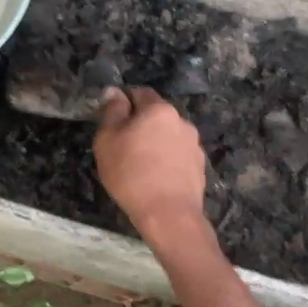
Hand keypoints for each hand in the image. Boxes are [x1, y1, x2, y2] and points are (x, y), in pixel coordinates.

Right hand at [94, 88, 218, 260]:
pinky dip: (166, 159)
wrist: (168, 215)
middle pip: (156, 114)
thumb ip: (112, 111)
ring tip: (139, 164)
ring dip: (155, 142)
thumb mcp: (108, 139)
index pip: (140, 92)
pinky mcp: (199, 167)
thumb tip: (115, 92)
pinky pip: (177, 155)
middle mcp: (181, 121)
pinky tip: (155, 177)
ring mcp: (194, 145)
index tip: (110, 121)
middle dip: (140, 124)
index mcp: (159, 109)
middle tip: (121, 144)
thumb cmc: (131, 173)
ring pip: (168, 135)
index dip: (123, 102)